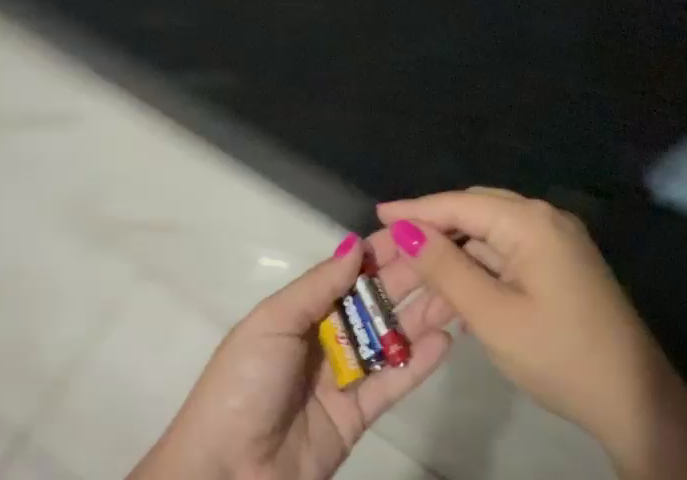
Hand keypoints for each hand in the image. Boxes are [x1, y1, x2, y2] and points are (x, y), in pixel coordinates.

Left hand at [130, 232, 452, 479]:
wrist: (228, 470)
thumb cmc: (243, 384)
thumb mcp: (271, 323)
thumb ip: (317, 286)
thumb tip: (356, 245)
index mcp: (299, 311)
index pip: (347, 274)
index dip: (380, 253)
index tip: (417, 230)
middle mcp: (324, 337)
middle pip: (373, 303)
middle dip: (409, 279)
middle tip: (450, 255)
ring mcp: (343, 376)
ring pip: (389, 339)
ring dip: (421, 315)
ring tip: (458, 292)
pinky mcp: (358, 415)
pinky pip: (392, 382)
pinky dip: (418, 362)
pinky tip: (445, 339)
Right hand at [378, 188, 686, 479]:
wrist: (634, 401)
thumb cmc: (558, 354)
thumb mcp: (492, 315)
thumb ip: (446, 267)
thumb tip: (405, 229)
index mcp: (530, 222)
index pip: (459, 203)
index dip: (416, 209)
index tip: (377, 214)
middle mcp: (545, 219)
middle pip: (474, 211)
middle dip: (432, 228)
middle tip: (392, 246)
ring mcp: (557, 242)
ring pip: (490, 234)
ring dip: (454, 252)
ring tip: (414, 272)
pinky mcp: (561, 266)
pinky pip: (508, 253)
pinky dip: (479, 267)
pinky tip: (454, 290)